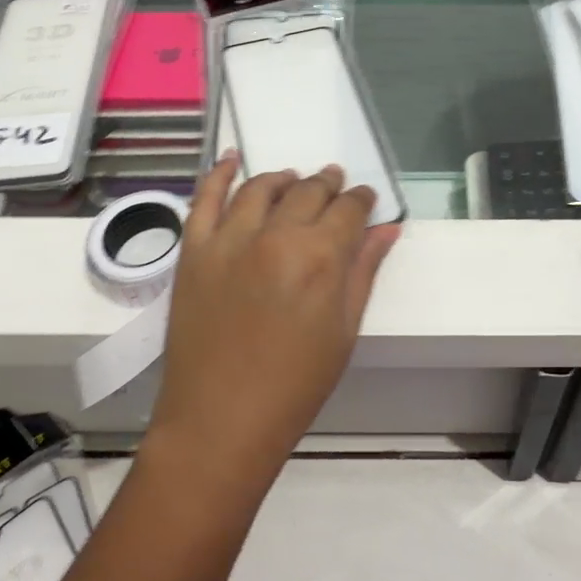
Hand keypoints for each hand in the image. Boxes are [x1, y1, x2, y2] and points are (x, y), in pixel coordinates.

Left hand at [149, 155, 400, 468]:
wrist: (219, 421)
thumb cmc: (295, 386)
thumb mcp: (343, 331)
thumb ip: (363, 272)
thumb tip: (386, 230)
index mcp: (320, 258)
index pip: (349, 209)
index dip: (362, 200)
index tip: (366, 199)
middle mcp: (276, 236)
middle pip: (308, 191)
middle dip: (328, 184)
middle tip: (335, 183)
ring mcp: (229, 239)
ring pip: (261, 187)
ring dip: (284, 178)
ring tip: (293, 179)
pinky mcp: (193, 249)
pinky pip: (204, 197)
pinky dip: (219, 173)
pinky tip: (231, 159)